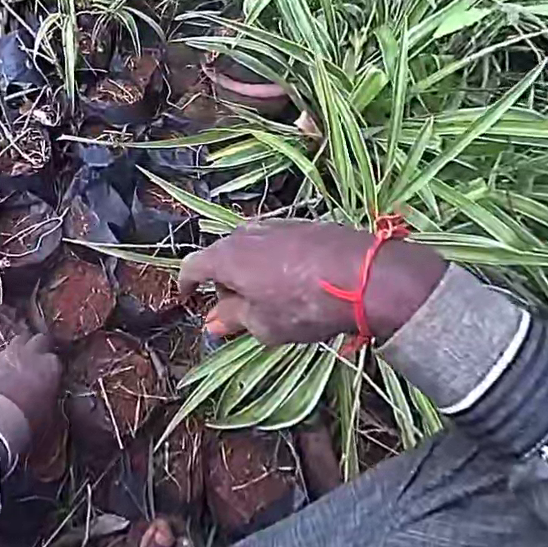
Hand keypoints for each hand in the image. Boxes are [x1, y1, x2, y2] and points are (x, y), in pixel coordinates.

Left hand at [0, 333, 60, 435]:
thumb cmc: (28, 423)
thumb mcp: (50, 416)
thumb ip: (53, 400)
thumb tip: (52, 399)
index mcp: (51, 366)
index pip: (57, 359)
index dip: (54, 367)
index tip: (52, 375)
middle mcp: (32, 354)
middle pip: (40, 339)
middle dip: (42, 346)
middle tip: (40, 359)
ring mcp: (11, 354)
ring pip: (20, 339)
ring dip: (23, 347)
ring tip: (22, 359)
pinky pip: (2, 352)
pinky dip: (5, 358)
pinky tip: (4, 368)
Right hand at [177, 220, 452, 343]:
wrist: (361, 273)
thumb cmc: (302, 304)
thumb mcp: (263, 323)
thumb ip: (232, 319)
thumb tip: (211, 321)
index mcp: (226, 256)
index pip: (191, 265)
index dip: (186, 283)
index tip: (188, 298)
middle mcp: (243, 233)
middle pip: (221, 256)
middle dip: (223, 281)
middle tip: (236, 308)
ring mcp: (273, 224)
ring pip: (248, 248)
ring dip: (249, 271)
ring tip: (269, 298)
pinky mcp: (299, 223)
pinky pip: (273, 243)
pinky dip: (272, 261)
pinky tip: (294, 282)